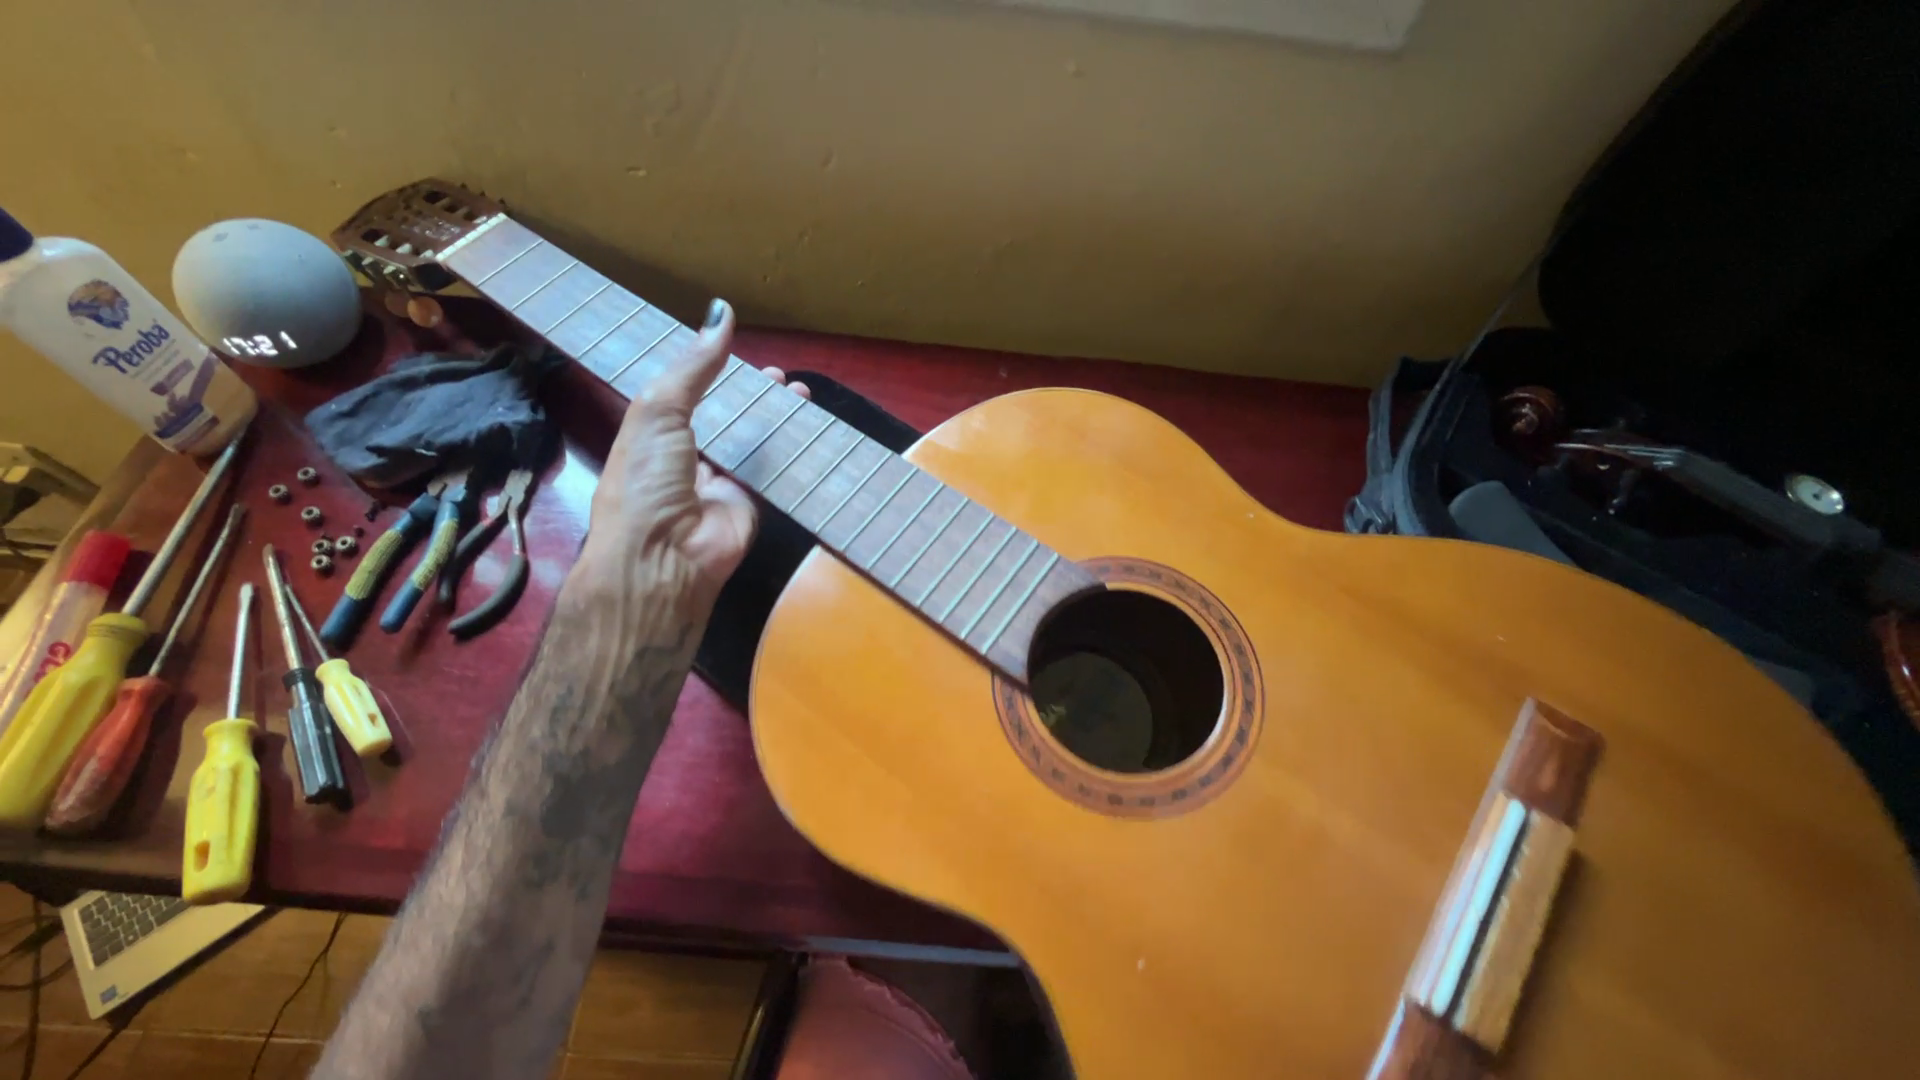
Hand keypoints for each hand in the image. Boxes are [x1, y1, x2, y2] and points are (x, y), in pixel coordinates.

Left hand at [576, 299, 808, 611]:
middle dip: (750, 395)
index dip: (710, 373)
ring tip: (798, 391)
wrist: (662, 555)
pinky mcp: (750, 504)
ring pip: (752, 443)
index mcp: (653, 435)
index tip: (738, 353)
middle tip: (777, 376)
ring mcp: (719, 484)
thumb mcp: (659, 409)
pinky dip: (790, 450)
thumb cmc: (646, 477)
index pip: (685, 396)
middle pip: (724, 419)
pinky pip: (772, 471)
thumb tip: (722, 311)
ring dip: (775, 418)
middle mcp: (686, 459)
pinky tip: (808, 428)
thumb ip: (694, 365)